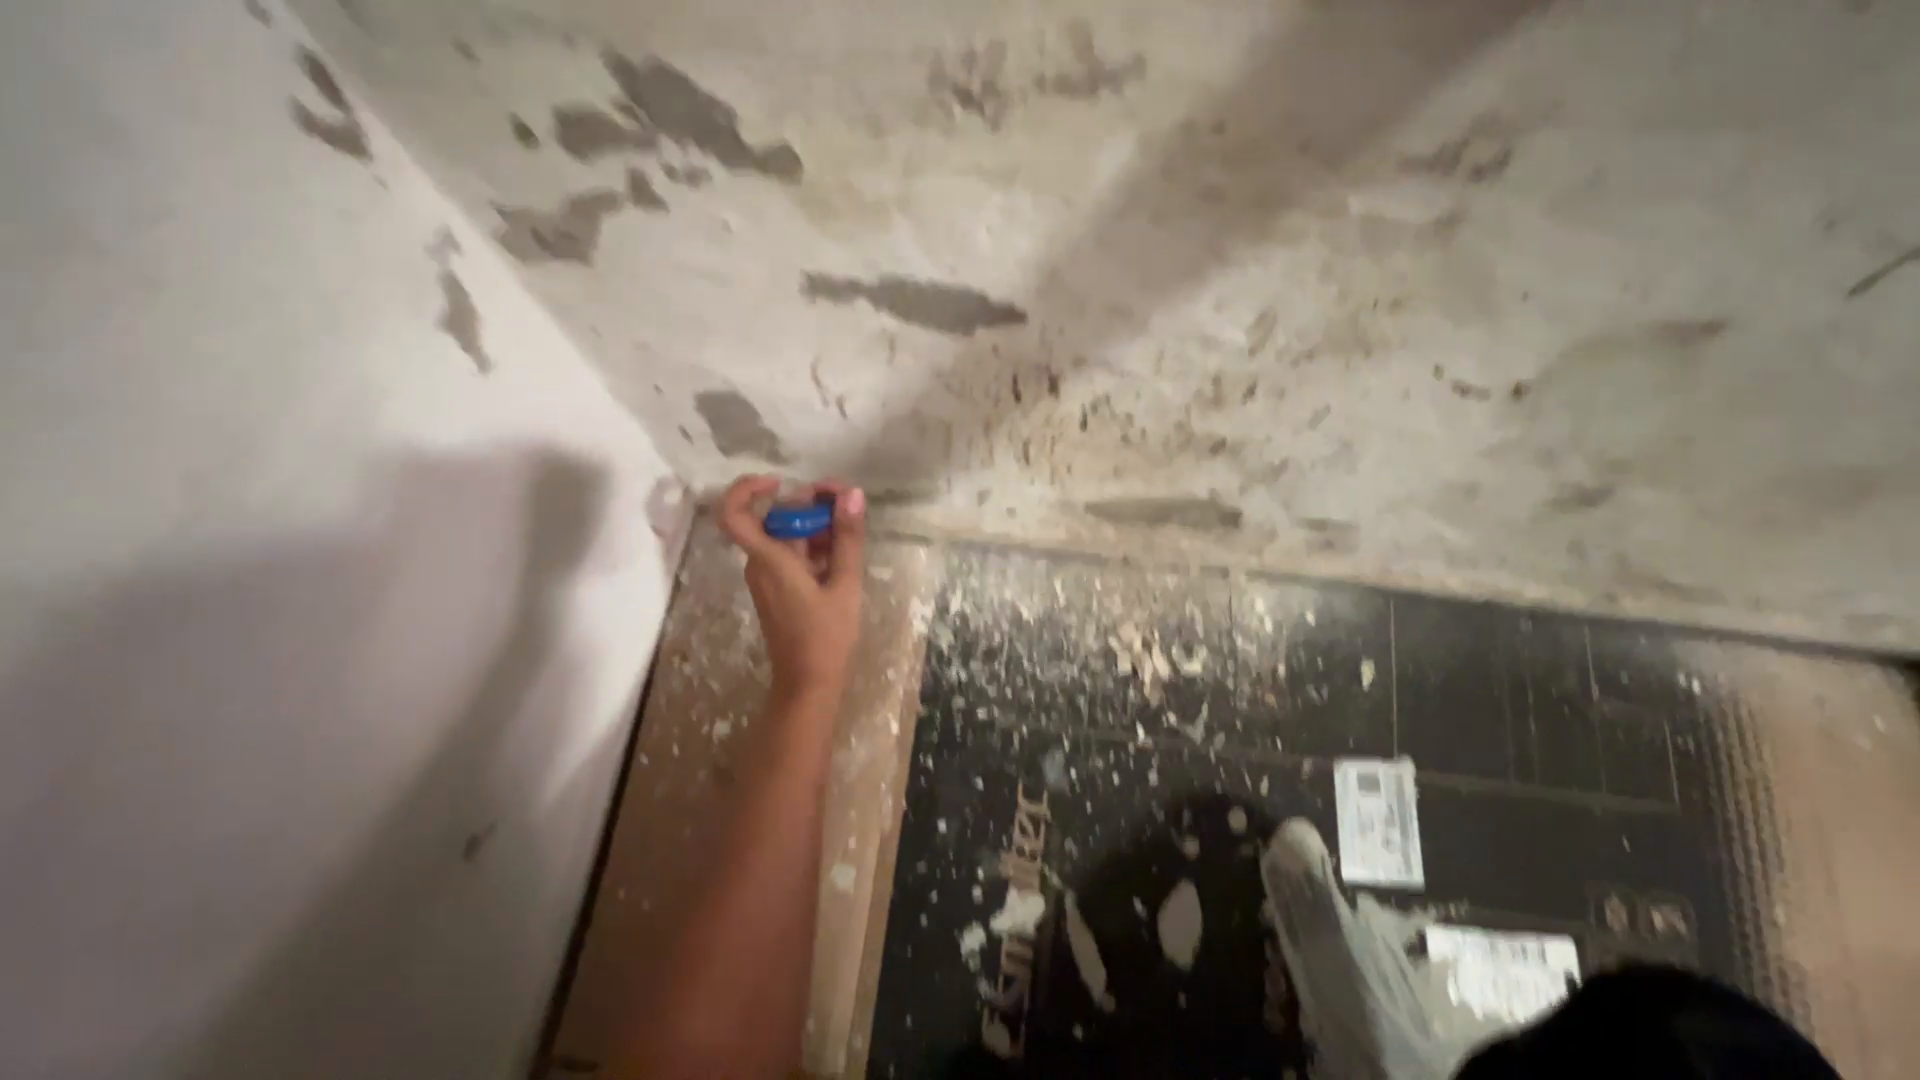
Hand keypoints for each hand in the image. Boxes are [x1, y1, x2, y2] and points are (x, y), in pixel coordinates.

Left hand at [717, 475, 866, 705]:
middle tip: (847, 503)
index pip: (733, 513)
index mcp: (769, 559)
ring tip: (851, 530)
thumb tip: (852, 494)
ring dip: (817, 526)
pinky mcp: (778, 589)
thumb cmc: (826, 636)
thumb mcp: (845, 584)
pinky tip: (842, 555)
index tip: (781, 482)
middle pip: (775, 519)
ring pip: (786, 537)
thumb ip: (848, 537)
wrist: (808, 683)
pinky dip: (814, 548)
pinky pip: (791, 555)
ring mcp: (767, 577)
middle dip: (809, 504)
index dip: (748, 488)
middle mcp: (760, 564)